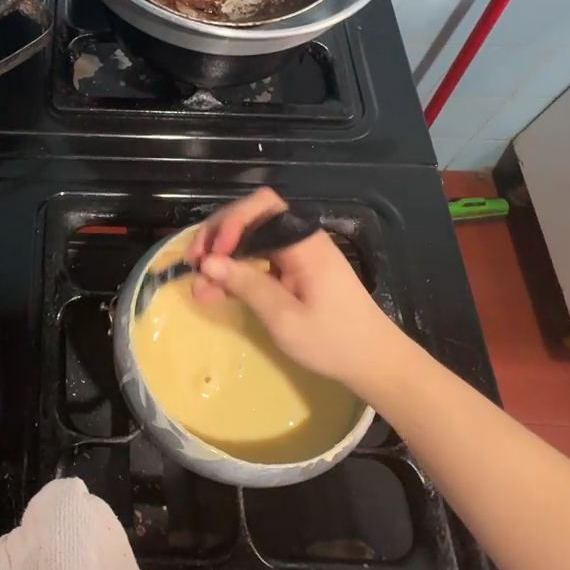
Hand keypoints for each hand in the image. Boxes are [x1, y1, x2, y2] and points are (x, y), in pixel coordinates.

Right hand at [188, 188, 406, 387]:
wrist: (375, 362)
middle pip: (251, 218)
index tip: (212, 255)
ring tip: (199, 284)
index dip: (231, 223)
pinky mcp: (294, 271)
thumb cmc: (334, 342)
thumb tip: (208, 262)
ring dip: (222, 256)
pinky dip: (235, 271)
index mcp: (304, 244)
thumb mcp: (285, 319)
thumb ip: (246, 285)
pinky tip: (215, 291)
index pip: (261, 207)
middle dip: (218, 237)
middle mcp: (299, 240)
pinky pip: (258, 259)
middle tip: (194, 264)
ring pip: (250, 239)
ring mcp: (297, 255)